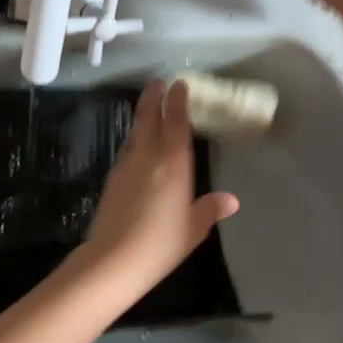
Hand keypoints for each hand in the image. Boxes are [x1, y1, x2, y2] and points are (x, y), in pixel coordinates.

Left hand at [83, 80, 240, 285]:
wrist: (114, 259)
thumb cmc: (161, 243)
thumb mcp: (193, 228)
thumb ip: (209, 209)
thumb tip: (230, 200)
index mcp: (172, 163)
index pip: (175, 122)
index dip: (177, 101)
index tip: (179, 84)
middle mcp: (147, 157)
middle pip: (148, 119)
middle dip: (153, 98)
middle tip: (157, 83)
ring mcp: (125, 167)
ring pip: (134, 134)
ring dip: (142, 118)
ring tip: (149, 111)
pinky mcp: (112, 181)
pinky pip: (127, 152)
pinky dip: (134, 141)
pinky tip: (137, 149)